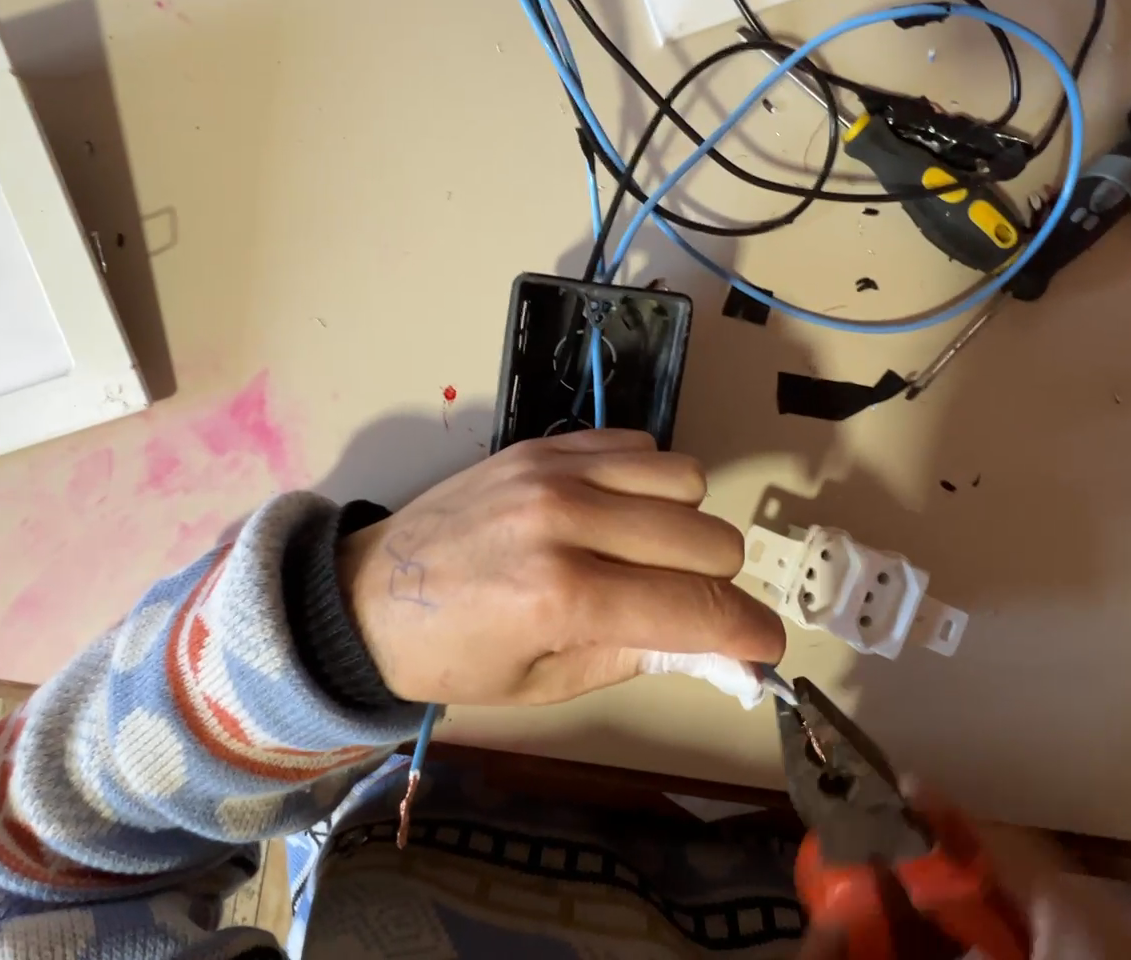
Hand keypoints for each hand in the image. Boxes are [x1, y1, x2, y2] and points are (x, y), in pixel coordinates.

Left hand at [336, 428, 785, 705]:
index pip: (698, 608)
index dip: (750, 633)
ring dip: (685, 525)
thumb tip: (718, 644)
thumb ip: (641, 656)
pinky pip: (638, 444)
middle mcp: (566, 519)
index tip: (762, 647)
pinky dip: (647, 481)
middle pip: (708, 538)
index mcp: (563, 596)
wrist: (368, 595)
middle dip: (717, 585)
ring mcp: (554, 470)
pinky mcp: (542, 444)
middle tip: (687, 606)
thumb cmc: (454, 658)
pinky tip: (615, 511)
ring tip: (646, 552)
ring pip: (685, 479)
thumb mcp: (547, 685)